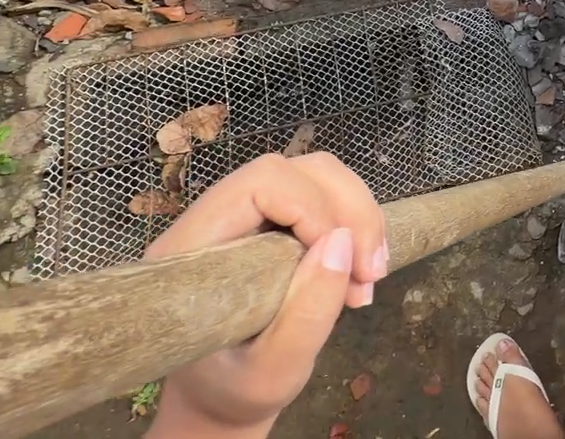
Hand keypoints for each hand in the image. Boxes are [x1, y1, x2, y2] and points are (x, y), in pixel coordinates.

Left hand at [144, 152, 388, 438]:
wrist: (228, 393)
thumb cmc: (239, 387)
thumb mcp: (275, 371)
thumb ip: (307, 313)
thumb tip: (342, 242)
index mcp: (193, 249)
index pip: (261, 183)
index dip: (313, 206)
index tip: (342, 259)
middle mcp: (219, 218)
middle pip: (301, 170)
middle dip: (351, 210)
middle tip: (371, 269)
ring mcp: (252, 213)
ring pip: (323, 176)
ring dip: (362, 217)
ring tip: (371, 271)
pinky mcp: (279, 217)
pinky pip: (331, 193)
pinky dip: (360, 224)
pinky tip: (362, 264)